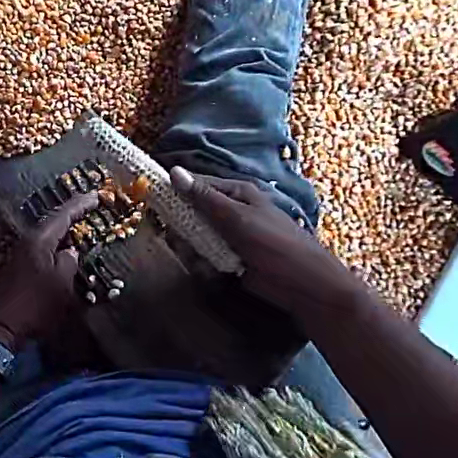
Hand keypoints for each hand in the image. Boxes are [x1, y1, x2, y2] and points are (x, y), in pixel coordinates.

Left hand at [0, 192, 99, 352]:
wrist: (1, 327)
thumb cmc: (35, 305)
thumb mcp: (61, 284)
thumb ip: (70, 262)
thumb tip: (72, 250)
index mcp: (39, 240)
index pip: (63, 214)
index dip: (81, 205)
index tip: (97, 196)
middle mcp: (29, 241)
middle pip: (55, 222)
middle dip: (74, 214)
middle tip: (93, 207)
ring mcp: (23, 254)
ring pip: (49, 235)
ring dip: (66, 230)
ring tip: (85, 226)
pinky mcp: (21, 267)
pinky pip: (45, 247)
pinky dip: (59, 244)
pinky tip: (68, 249)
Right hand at [170, 166, 365, 322]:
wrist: (303, 285)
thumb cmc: (274, 243)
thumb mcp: (237, 217)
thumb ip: (204, 197)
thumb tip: (174, 172)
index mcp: (236, 193)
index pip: (196, 185)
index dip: (175, 191)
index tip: (154, 200)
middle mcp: (231, 212)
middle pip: (192, 213)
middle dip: (184, 228)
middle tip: (178, 238)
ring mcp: (230, 236)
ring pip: (195, 238)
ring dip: (195, 250)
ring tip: (204, 260)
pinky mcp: (230, 259)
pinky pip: (206, 257)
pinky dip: (206, 265)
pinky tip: (215, 273)